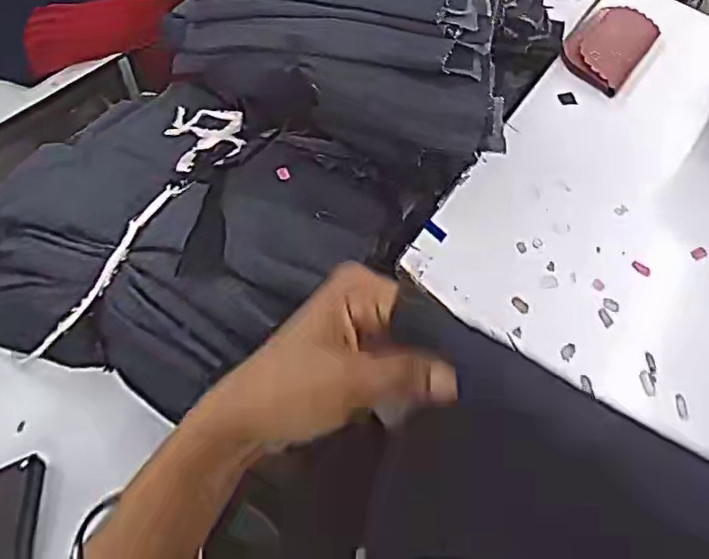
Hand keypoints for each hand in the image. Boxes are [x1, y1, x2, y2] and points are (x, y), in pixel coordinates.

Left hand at [187, 265, 455, 453]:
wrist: (244, 424)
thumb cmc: (283, 389)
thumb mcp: (353, 381)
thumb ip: (407, 375)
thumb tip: (453, 377)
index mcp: (357, 284)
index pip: (417, 304)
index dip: (440, 338)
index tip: (463, 369)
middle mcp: (359, 296)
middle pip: (413, 326)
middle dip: (428, 358)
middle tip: (450, 388)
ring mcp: (357, 325)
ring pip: (405, 348)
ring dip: (414, 374)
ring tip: (430, 397)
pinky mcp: (354, 353)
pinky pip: (392, 363)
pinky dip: (400, 383)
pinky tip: (407, 402)